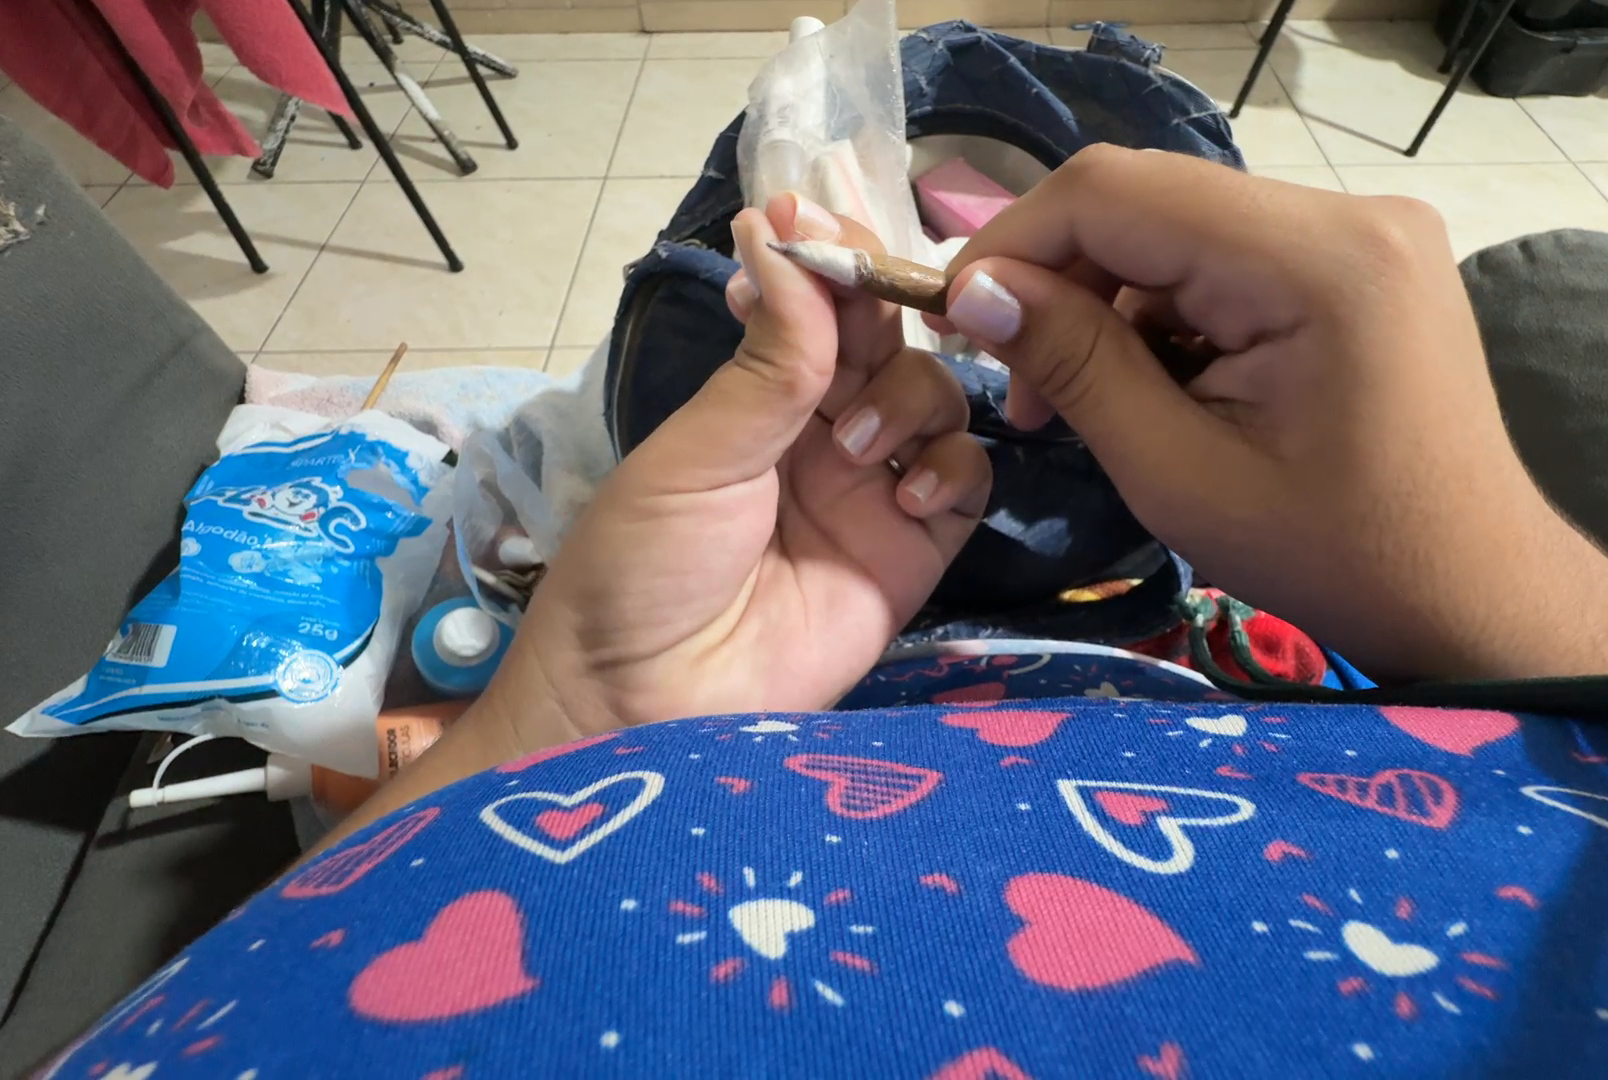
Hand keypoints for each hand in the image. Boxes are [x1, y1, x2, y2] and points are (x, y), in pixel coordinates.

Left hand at [481, 193, 989, 750]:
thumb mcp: (697, 456)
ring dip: (913, 402)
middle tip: (853, 343)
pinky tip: (903, 498)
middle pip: (888, 342)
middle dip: (881, 322)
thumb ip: (767, 363)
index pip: (817, 309)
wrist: (654, 706)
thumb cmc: (645, 569)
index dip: (827, 261)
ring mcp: (873, 490)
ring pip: (938, 400)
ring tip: (857, 450)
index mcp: (759, 400)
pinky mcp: (913, 550)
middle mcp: (824, 435)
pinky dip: (949, 470)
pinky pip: (962, 480)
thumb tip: (777, 233)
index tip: (813, 222)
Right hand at [935, 145, 1607, 679]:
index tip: (956, 319)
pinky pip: (1211, 268)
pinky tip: (1144, 389)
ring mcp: (1350, 235)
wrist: (1462, 589)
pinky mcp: (1345, 267)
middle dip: (1056, 286)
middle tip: (1022, 387)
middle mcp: (1341, 213)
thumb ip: (1075, 365)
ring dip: (1100, 312)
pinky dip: (1152, 323)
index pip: (1115, 193)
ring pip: (1169, 238)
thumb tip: (975, 295)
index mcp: (1311, 258)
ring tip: (1077, 403)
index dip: (1013, 243)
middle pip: (1142, 207)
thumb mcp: (1175, 471)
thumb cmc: (1324, 552)